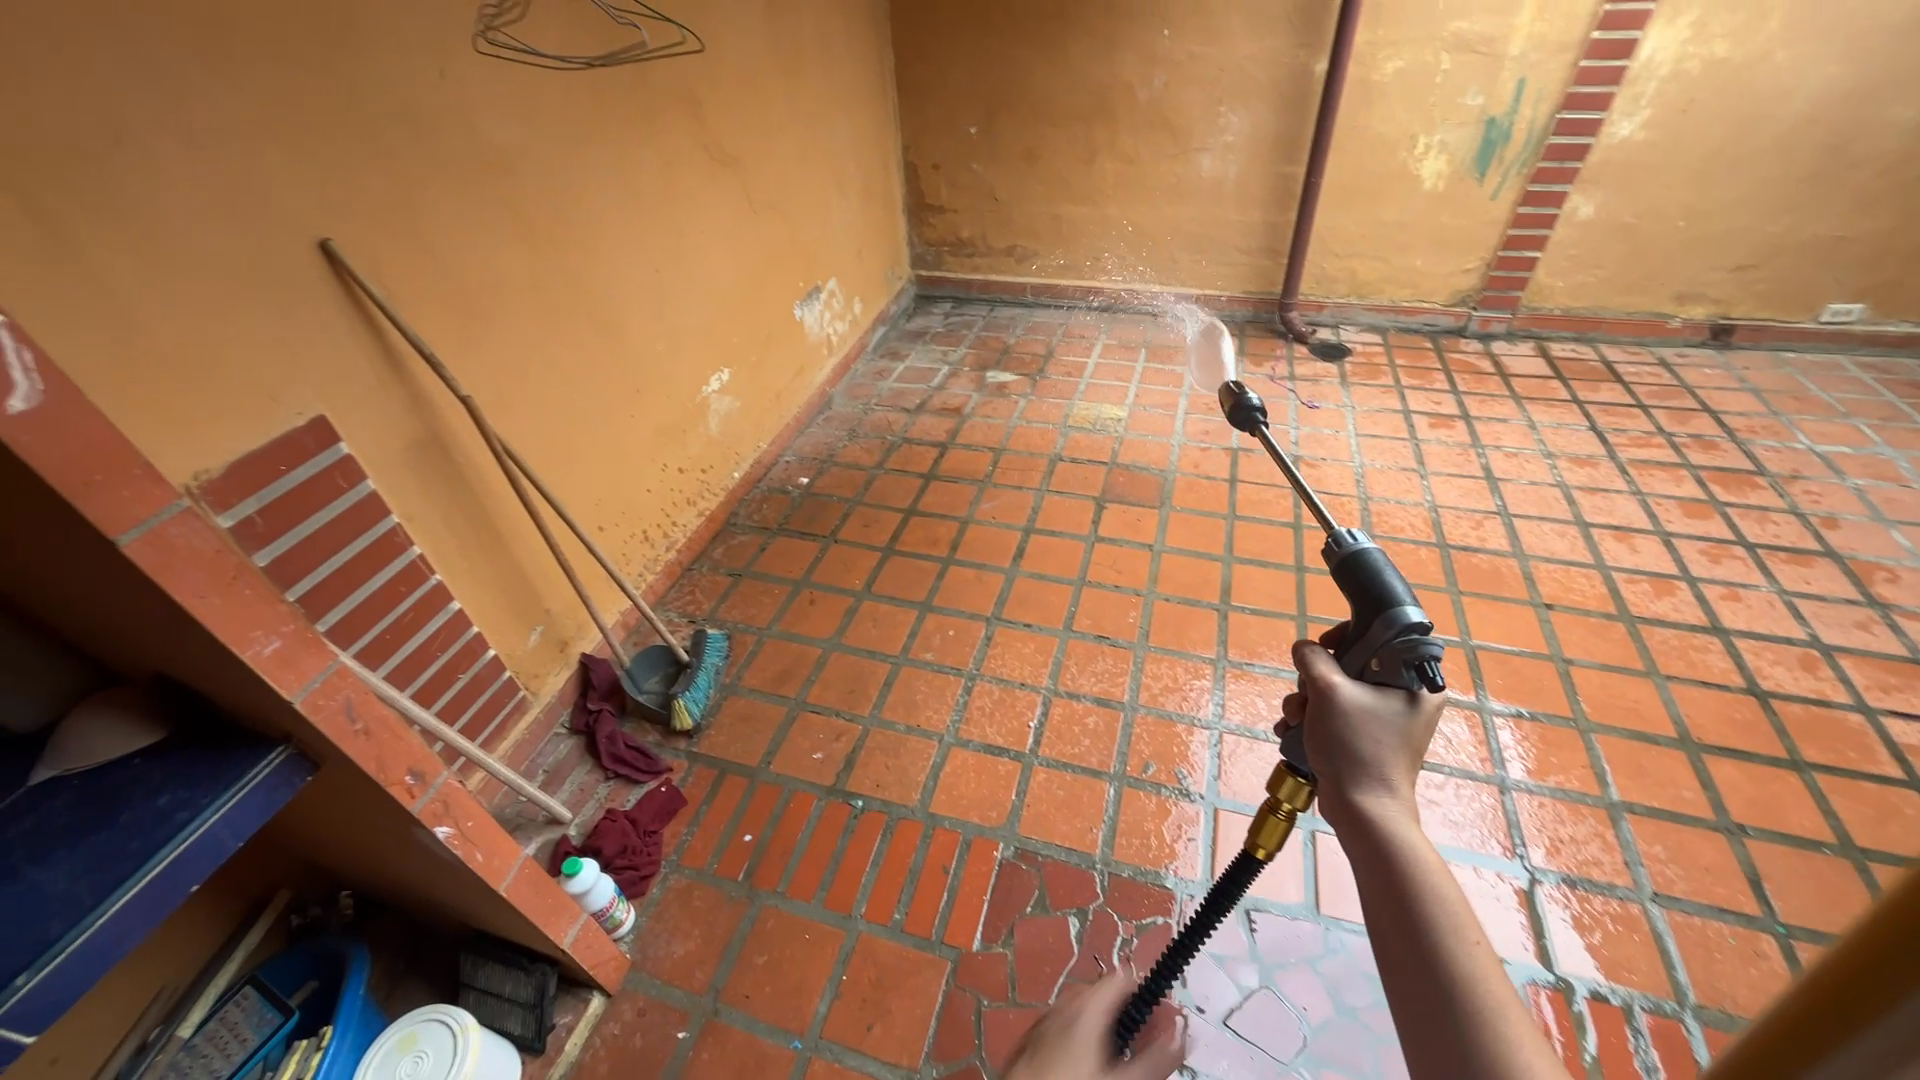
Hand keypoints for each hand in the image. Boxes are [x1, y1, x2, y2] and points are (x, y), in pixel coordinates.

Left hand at [1002, 972, 1185, 1079]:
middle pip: (1109, 995)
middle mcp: (1066, 1000)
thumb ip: (1156, 1055)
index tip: (1166, 1017)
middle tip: (1150, 1043)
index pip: (1126, 976)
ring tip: (1124, 1057)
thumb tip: (1183, 1029)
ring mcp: (1049, 1017)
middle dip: (1133, 1013)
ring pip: (1089, 1012)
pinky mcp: (1037, 1036)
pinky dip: (1087, 1037)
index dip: (1150, 993)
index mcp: (1088, 1002)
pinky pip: (1070, 1026)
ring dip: (1111, 1027)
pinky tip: (1092, 1063)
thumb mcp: (1122, 1077)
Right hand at [1277, 627, 1444, 830]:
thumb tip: (1304, 647)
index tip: (1324, 646)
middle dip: (1316, 679)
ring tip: (1293, 718)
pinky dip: (1312, 719)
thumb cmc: (1356, 746)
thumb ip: (1313, 659)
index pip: (1383, 636)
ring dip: (1307, 701)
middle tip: (1305, 694)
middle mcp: (1406, 697)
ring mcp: (1386, 721)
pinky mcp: (1366, 739)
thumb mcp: (1329, 692)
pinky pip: (1335, 714)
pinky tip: (1292, 729)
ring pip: (1337, 691)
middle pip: (1352, 665)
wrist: (1362, 810)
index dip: (1348, 635)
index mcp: (1416, 681)